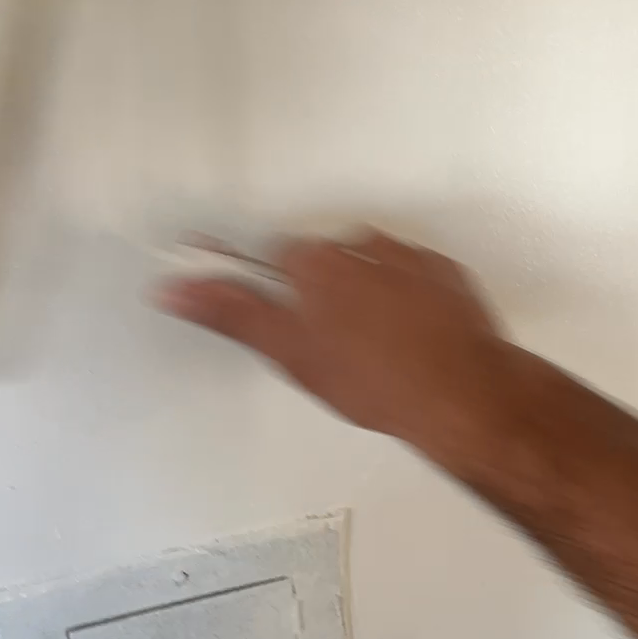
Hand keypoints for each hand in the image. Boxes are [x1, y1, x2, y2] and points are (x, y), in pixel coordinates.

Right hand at [153, 230, 518, 455]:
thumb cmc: (375, 378)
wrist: (460, 392)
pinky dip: (411, 301)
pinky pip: (416, 280)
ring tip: (379, 348)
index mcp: (317, 261)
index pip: (274, 255)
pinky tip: (413, 339)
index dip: (274, 286)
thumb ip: (233, 312)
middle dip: (325, 295)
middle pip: (327, 262)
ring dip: (369, 297)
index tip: (278, 309)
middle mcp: (364, 246)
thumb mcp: (291, 353)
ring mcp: (412, 258)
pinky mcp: (447, 274)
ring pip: (373, 270)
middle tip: (334, 346)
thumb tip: (176, 286)